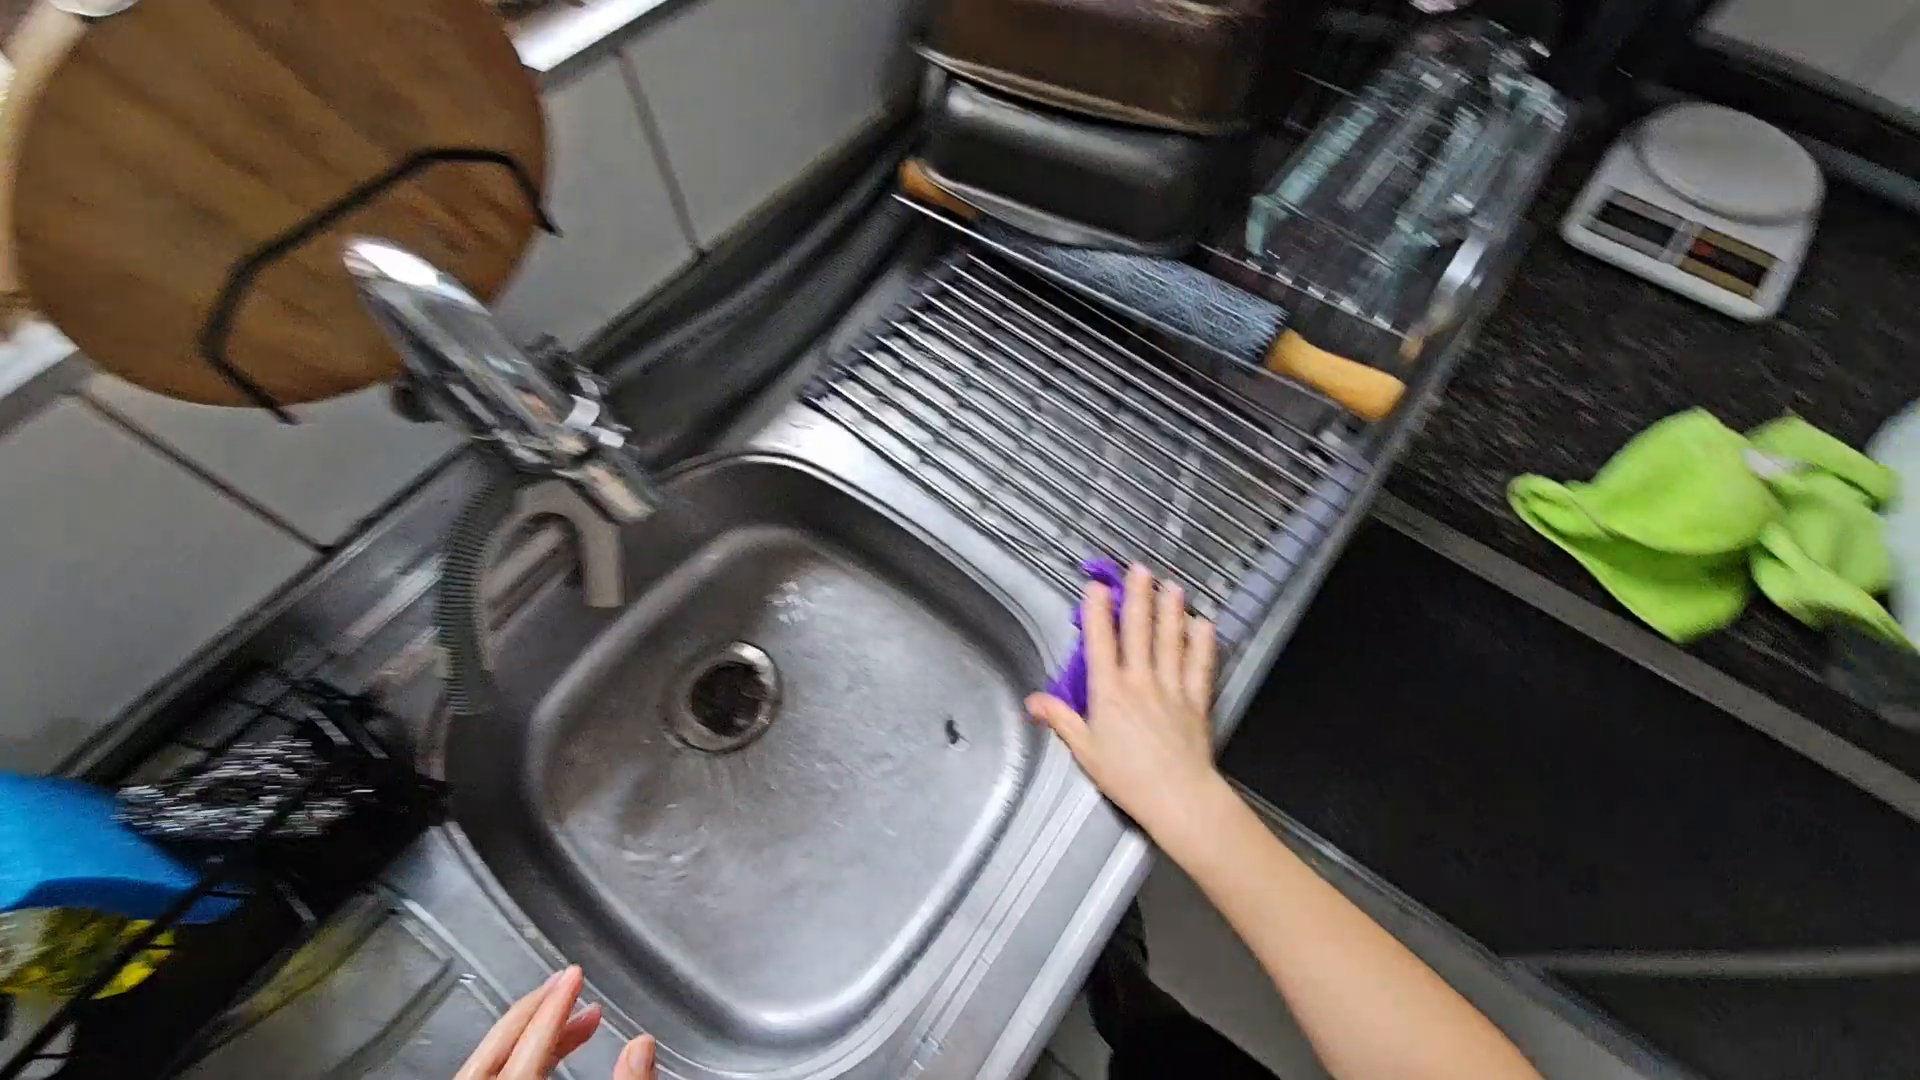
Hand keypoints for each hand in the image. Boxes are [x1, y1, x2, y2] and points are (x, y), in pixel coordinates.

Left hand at [455, 965, 655, 1079]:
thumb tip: (641, 1046)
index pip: (527, 1056)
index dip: (553, 1010)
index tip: (575, 973)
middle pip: (494, 1057)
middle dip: (535, 1011)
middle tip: (569, 979)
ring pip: (485, 1067)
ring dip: (530, 1033)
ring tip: (576, 1015)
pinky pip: (487, 1076)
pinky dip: (516, 1057)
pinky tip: (548, 1050)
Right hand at [1026, 563, 1223, 840]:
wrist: (1177, 797)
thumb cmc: (1125, 776)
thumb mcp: (1084, 750)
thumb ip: (1061, 719)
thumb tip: (1033, 700)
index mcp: (1109, 691)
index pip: (1100, 642)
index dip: (1096, 612)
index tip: (1096, 586)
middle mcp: (1141, 681)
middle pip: (1138, 631)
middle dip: (1137, 597)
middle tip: (1140, 569)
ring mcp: (1172, 688)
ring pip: (1171, 641)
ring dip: (1170, 611)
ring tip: (1172, 586)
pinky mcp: (1196, 701)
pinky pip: (1200, 666)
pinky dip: (1202, 644)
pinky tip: (1203, 624)